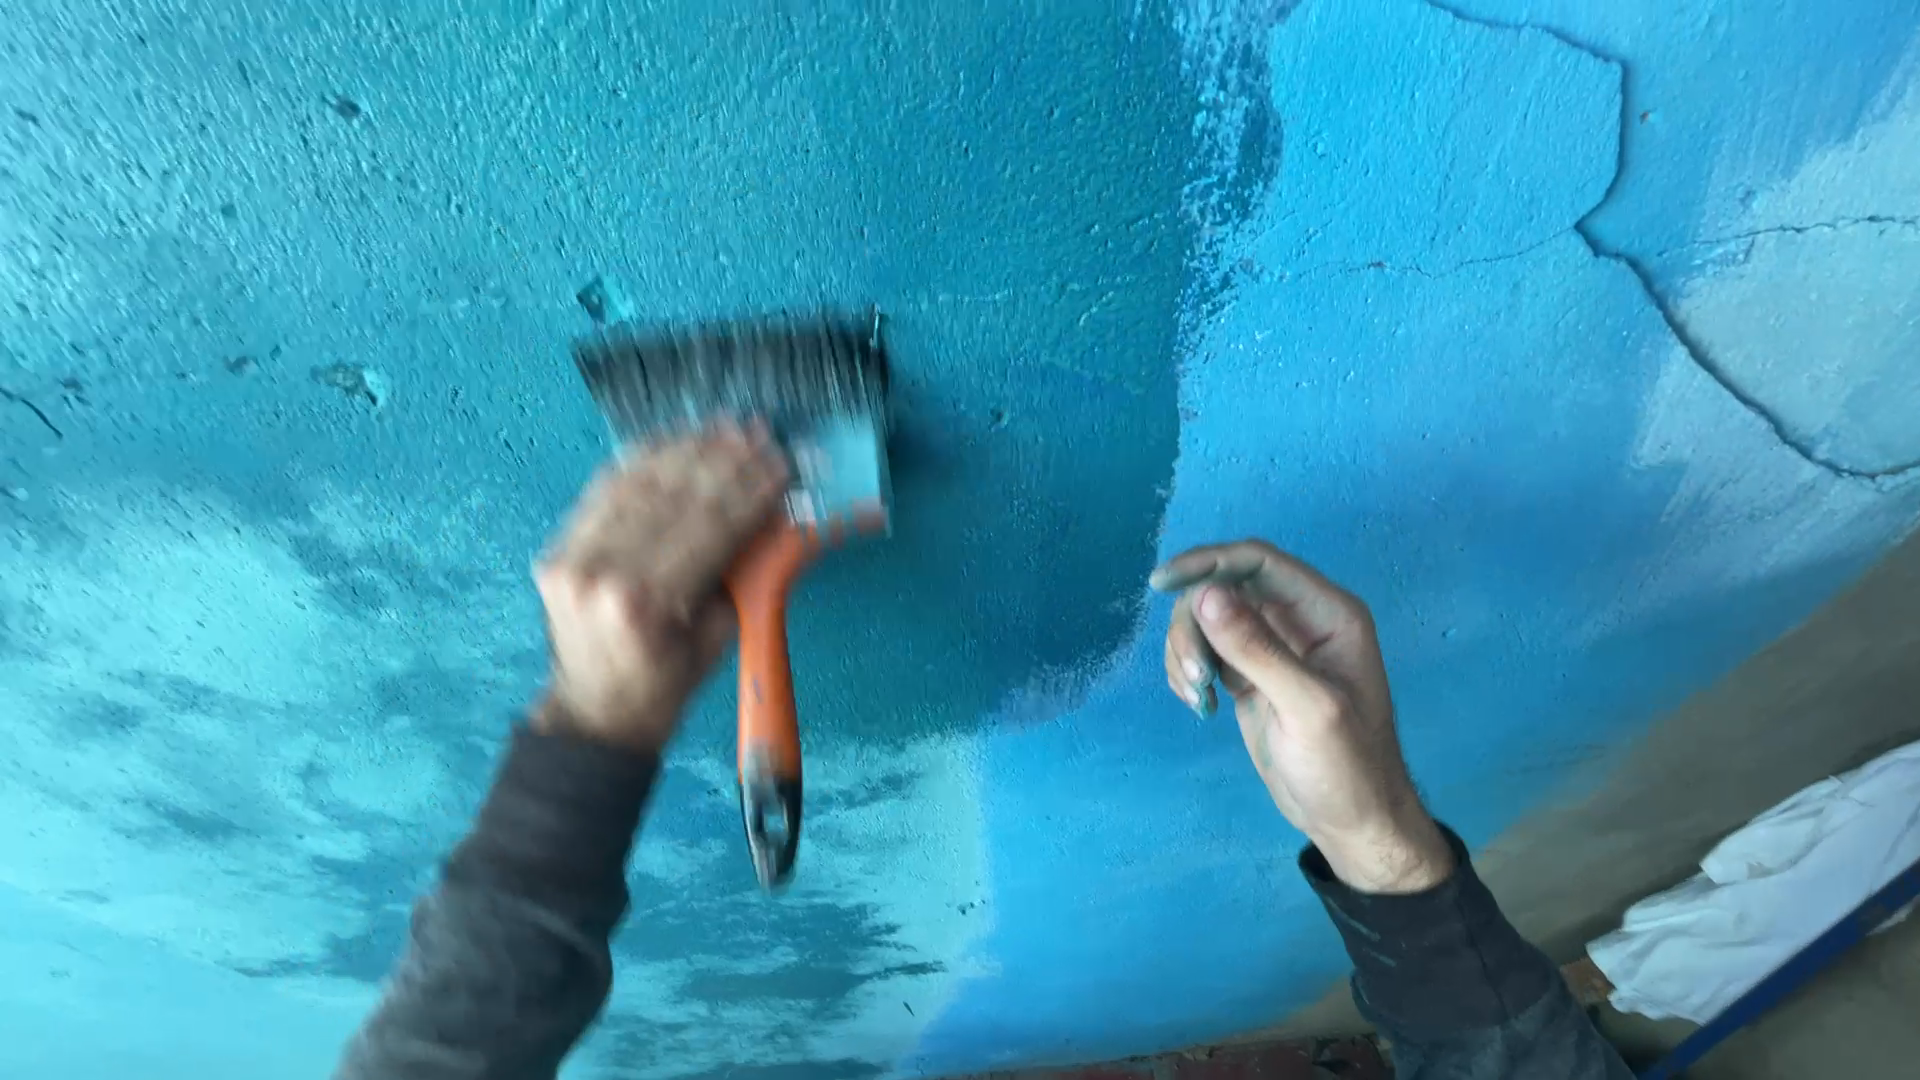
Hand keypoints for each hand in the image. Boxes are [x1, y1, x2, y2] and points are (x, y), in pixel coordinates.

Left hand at [531, 424, 788, 753]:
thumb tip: (768, 513)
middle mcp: (600, 571)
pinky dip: (643, 460)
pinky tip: (674, 440)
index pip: (710, 527)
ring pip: (638, 484)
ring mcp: (572, 556)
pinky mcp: (559, 547)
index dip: (750, 491)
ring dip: (687, 451)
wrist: (596, 711)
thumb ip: (739, 571)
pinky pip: (606, 490)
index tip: (780, 464)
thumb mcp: (720, 633)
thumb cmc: (667, 684)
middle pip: (674, 498)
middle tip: (758, 435)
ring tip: (724, 429)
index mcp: (644, 602)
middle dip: (724, 461)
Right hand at [1152, 540, 1453, 893]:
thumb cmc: (1346, 767)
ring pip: (1204, 618)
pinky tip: (1196, 702)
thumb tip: (1203, 594)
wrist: (1350, 823)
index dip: (1207, 562)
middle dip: (1193, 626)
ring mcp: (1269, 644)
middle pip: (1220, 589)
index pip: (1257, 561)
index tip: (1160, 583)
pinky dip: (1187, 668)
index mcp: (1325, 612)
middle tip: (1193, 677)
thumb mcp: (1305, 708)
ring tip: (1195, 697)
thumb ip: (1256, 649)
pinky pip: (1201, 648)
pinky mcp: (1245, 670)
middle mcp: (1296, 618)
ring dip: (1185, 651)